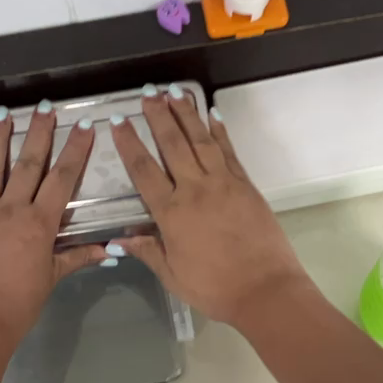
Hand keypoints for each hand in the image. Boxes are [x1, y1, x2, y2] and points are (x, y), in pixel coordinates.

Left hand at [0, 107, 105, 349]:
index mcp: (39, 223)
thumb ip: (76, 258)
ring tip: (3, 114)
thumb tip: (109, 249)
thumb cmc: (20, 304)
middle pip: (29, 164)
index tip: (84, 127)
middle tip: (45, 107)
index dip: (75, 151)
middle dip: (40, 133)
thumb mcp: (51, 279)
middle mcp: (10, 209)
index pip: (62, 179)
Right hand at [110, 86, 312, 326]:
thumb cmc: (214, 289)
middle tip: (148, 93)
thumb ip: (148, 251)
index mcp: (171, 213)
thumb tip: (119, 238)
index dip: (129, 144)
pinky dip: (219, 131)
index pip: (144, 171)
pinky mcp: (246, 185)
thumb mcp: (173, 275)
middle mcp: (195, 190)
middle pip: (172, 145)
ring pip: (200, 140)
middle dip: (158, 117)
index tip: (118, 121)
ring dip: (186, 114)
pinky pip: (228, 151)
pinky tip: (212, 115)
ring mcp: (223, 184)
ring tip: (174, 92)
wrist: (265, 290)